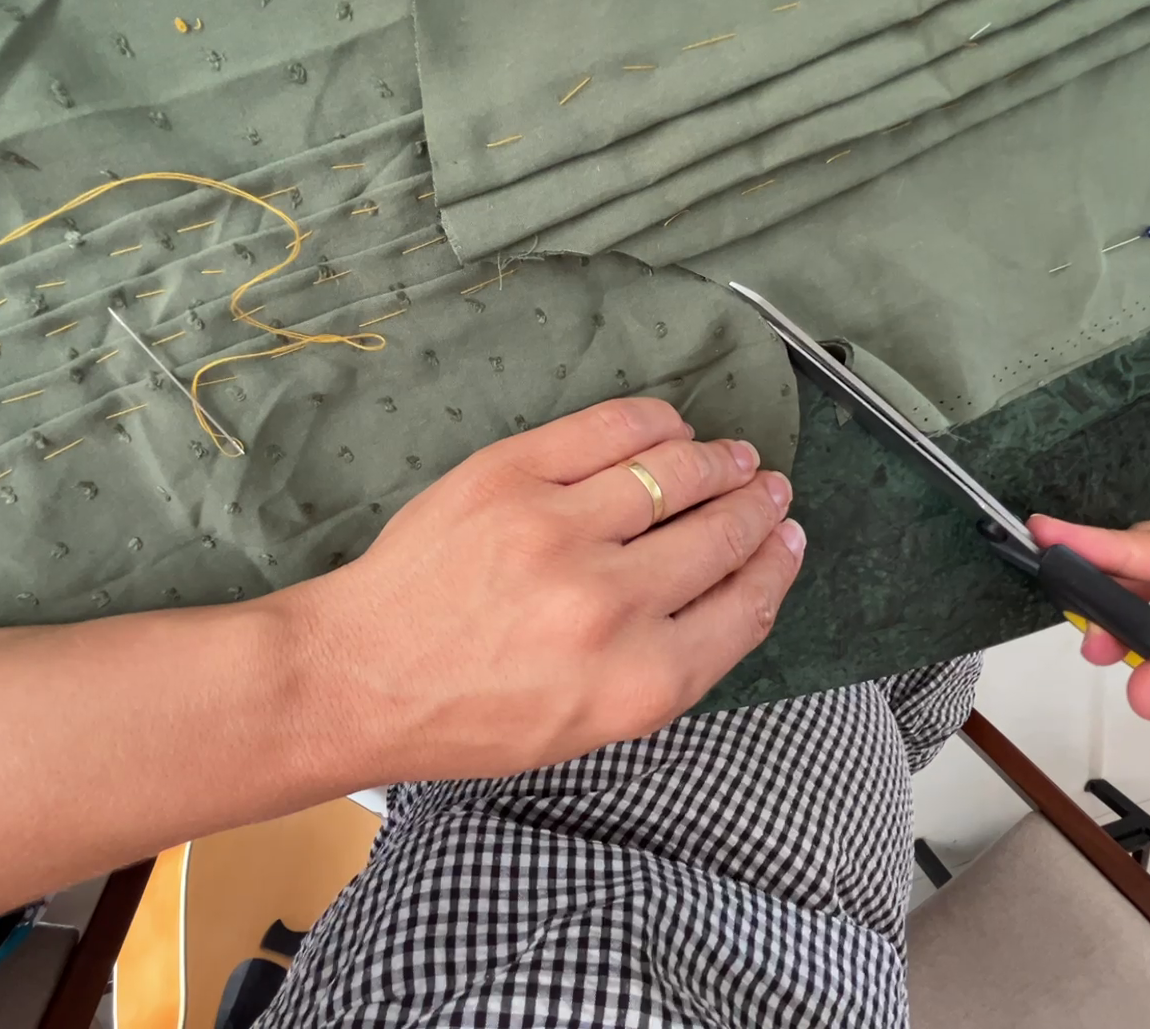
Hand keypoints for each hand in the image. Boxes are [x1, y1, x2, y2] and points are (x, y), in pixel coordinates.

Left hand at [277, 398, 804, 785]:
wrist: (361, 674)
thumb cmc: (473, 716)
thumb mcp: (588, 726)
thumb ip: (668, 666)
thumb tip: (729, 586)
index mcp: (638, 683)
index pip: (744, 607)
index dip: (776, 566)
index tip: (788, 539)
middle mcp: (611, 603)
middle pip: (719, 534)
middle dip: (758, 507)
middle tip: (771, 489)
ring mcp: (559, 529)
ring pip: (676, 472)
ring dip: (720, 461)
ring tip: (736, 457)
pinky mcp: (511, 475)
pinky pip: (612, 428)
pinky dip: (656, 422)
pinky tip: (673, 427)